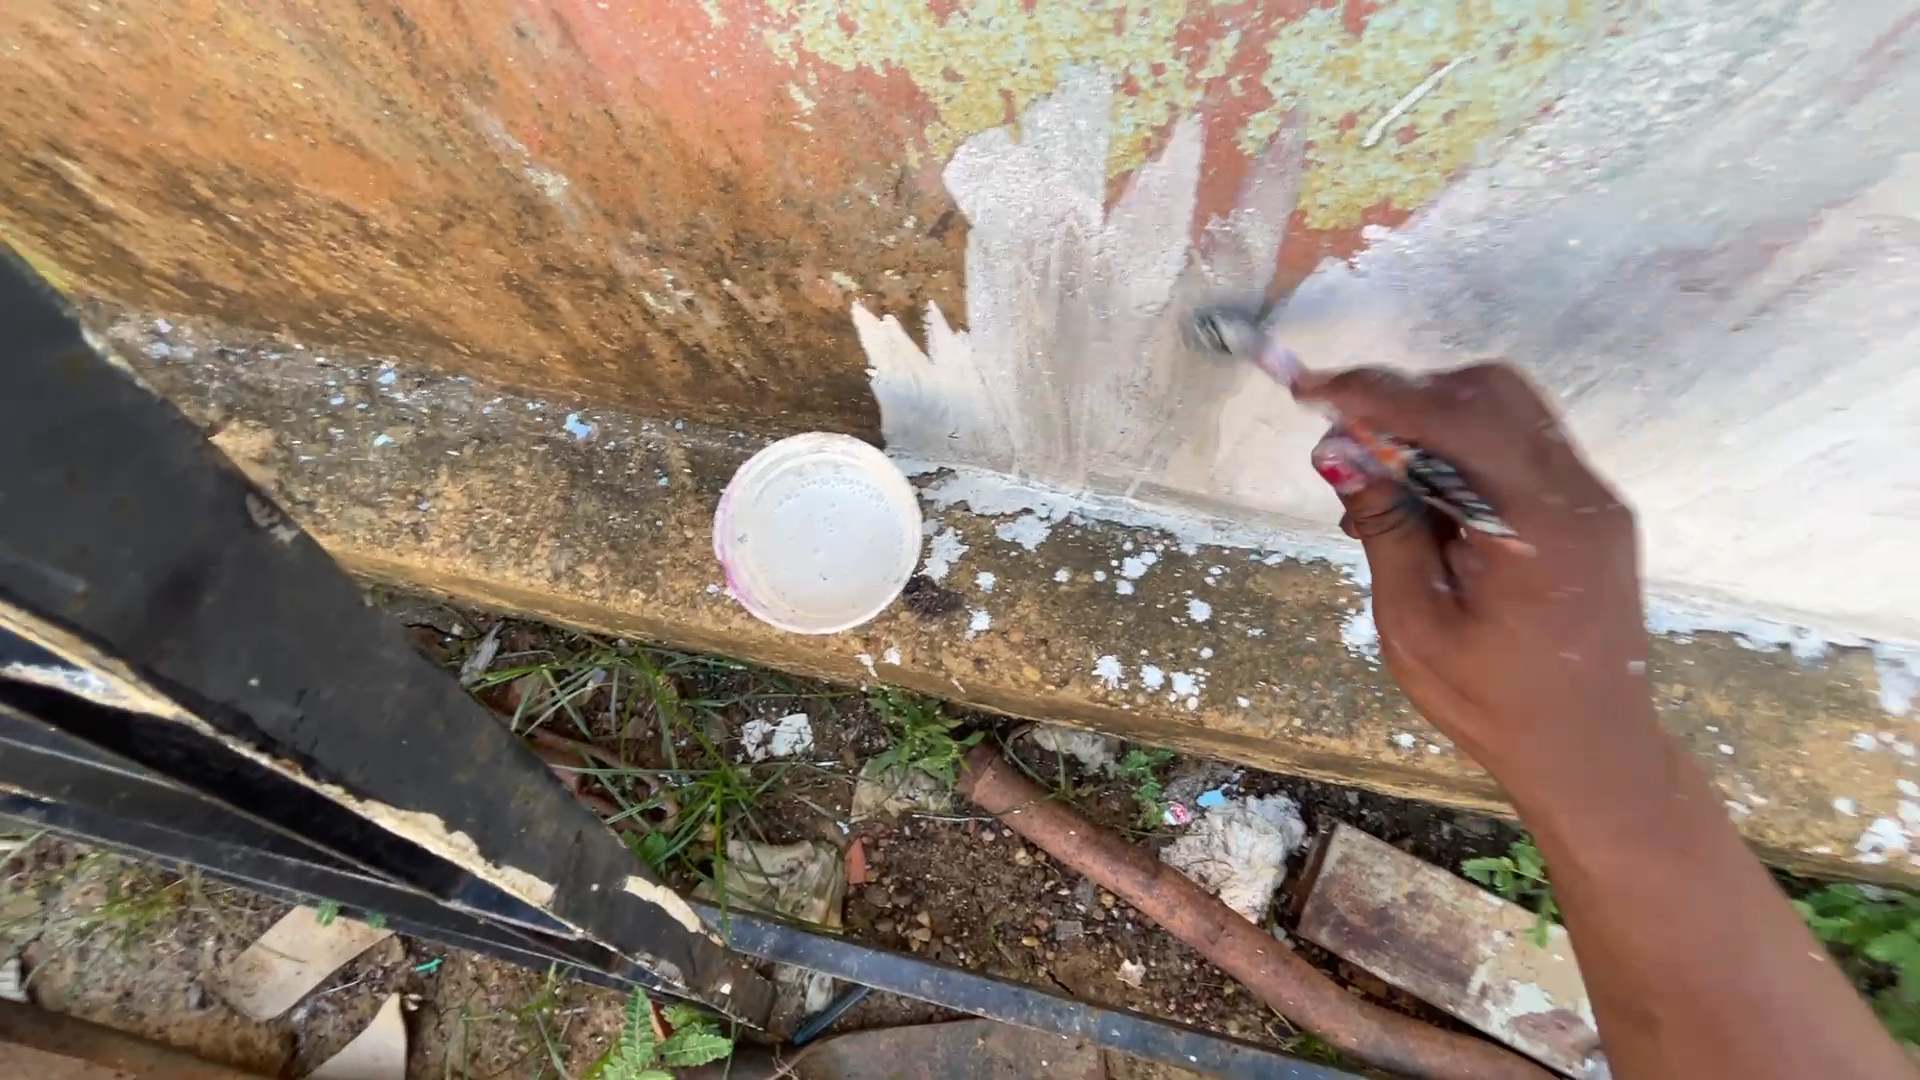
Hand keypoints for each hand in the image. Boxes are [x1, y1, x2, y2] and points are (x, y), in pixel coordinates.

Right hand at [1291, 363, 1656, 789]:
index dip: (1377, 394)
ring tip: (1368, 474)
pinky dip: (1448, 448)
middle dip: (1402, 398)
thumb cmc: (1488, 699)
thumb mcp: (1412, 619)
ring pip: (1500, 410)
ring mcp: (1585, 496)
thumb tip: (1337, 452)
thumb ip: (1384, 526)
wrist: (1586, 747)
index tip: (1310, 389)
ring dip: (1423, 421)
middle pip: (1489, 394)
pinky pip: (1507, 446)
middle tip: (1339, 436)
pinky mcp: (1577, 507)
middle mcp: (1577, 492)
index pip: (1458, 420)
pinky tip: (1410, 496)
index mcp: (1540, 526)